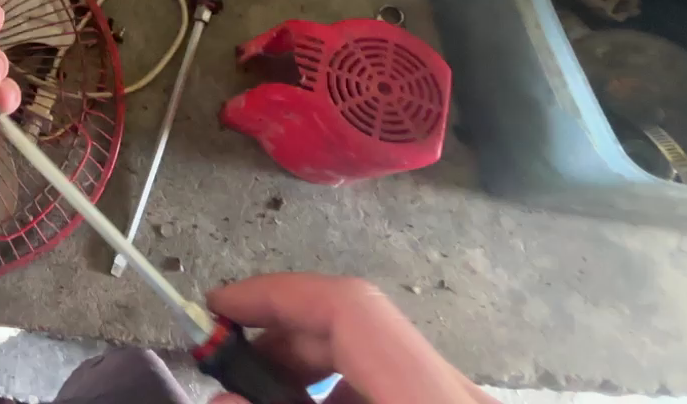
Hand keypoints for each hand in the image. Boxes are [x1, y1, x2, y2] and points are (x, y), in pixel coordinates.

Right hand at [207, 273, 495, 403]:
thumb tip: (220, 398)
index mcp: (434, 397)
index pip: (348, 306)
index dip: (273, 294)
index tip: (219, 308)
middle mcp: (462, 394)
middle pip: (355, 327)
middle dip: (280, 336)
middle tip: (230, 361)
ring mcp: (466, 403)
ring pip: (374, 357)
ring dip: (307, 366)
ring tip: (265, 394)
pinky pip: (395, 384)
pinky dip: (344, 391)